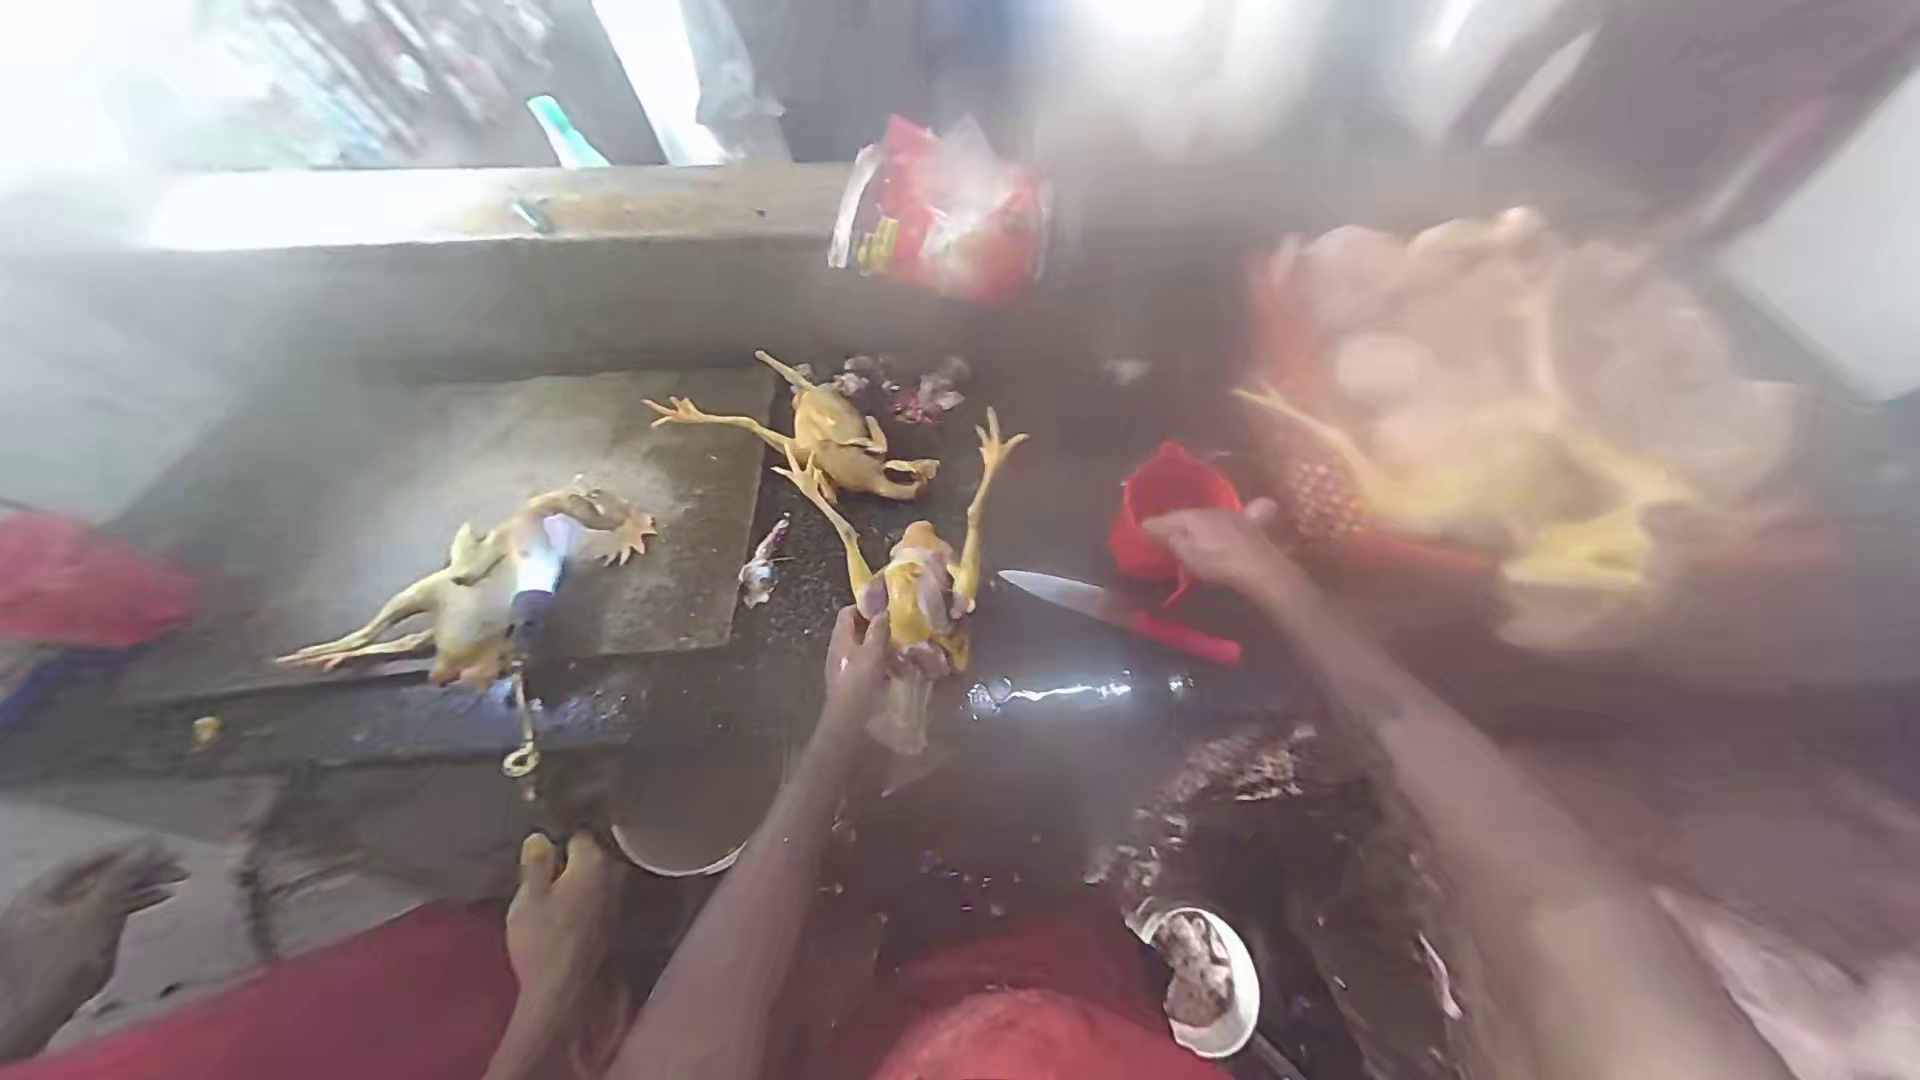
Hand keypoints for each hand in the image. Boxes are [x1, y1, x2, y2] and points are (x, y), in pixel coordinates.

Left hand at [0, 839, 184, 1058]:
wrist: (40, 1010)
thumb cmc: (64, 958)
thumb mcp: (97, 912)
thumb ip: (123, 876)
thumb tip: (151, 845)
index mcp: (37, 898)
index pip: (83, 862)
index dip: (122, 850)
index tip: (160, 844)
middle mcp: (45, 905)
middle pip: (100, 876)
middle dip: (141, 868)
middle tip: (178, 861)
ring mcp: (59, 921)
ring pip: (109, 890)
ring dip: (145, 882)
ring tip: (180, 877)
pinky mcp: (76, 934)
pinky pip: (109, 907)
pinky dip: (137, 899)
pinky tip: (164, 896)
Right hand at [505, 833, 622, 1006]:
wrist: (572, 988)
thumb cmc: (544, 940)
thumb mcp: (529, 900)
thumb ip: (536, 865)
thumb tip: (539, 837)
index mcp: (594, 860)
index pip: (578, 838)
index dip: (559, 846)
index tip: (543, 860)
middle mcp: (615, 871)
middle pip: (593, 857)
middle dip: (574, 865)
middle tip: (547, 884)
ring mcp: (622, 895)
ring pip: (600, 879)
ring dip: (584, 885)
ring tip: (559, 902)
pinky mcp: (621, 918)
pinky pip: (604, 899)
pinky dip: (591, 902)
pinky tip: (574, 919)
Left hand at [822, 604, 888, 723]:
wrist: (846, 721)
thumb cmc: (858, 683)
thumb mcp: (872, 653)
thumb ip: (877, 631)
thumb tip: (883, 611)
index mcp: (840, 639)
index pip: (848, 612)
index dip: (865, 608)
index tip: (886, 610)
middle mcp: (839, 649)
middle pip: (856, 630)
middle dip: (876, 629)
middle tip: (897, 632)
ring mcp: (843, 666)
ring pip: (863, 648)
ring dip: (880, 648)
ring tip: (899, 654)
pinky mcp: (850, 680)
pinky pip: (865, 664)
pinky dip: (879, 663)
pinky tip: (893, 672)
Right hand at [1144, 498, 1290, 595]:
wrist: (1260, 568)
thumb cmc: (1217, 562)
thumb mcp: (1186, 554)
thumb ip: (1169, 539)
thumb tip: (1151, 526)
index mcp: (1193, 515)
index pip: (1167, 517)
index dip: (1153, 524)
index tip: (1141, 529)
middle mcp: (1211, 510)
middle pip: (1187, 515)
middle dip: (1174, 522)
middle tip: (1162, 531)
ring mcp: (1232, 516)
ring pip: (1207, 516)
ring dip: (1195, 523)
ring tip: (1188, 530)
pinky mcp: (1248, 527)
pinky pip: (1227, 520)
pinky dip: (1218, 524)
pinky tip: (1224, 522)